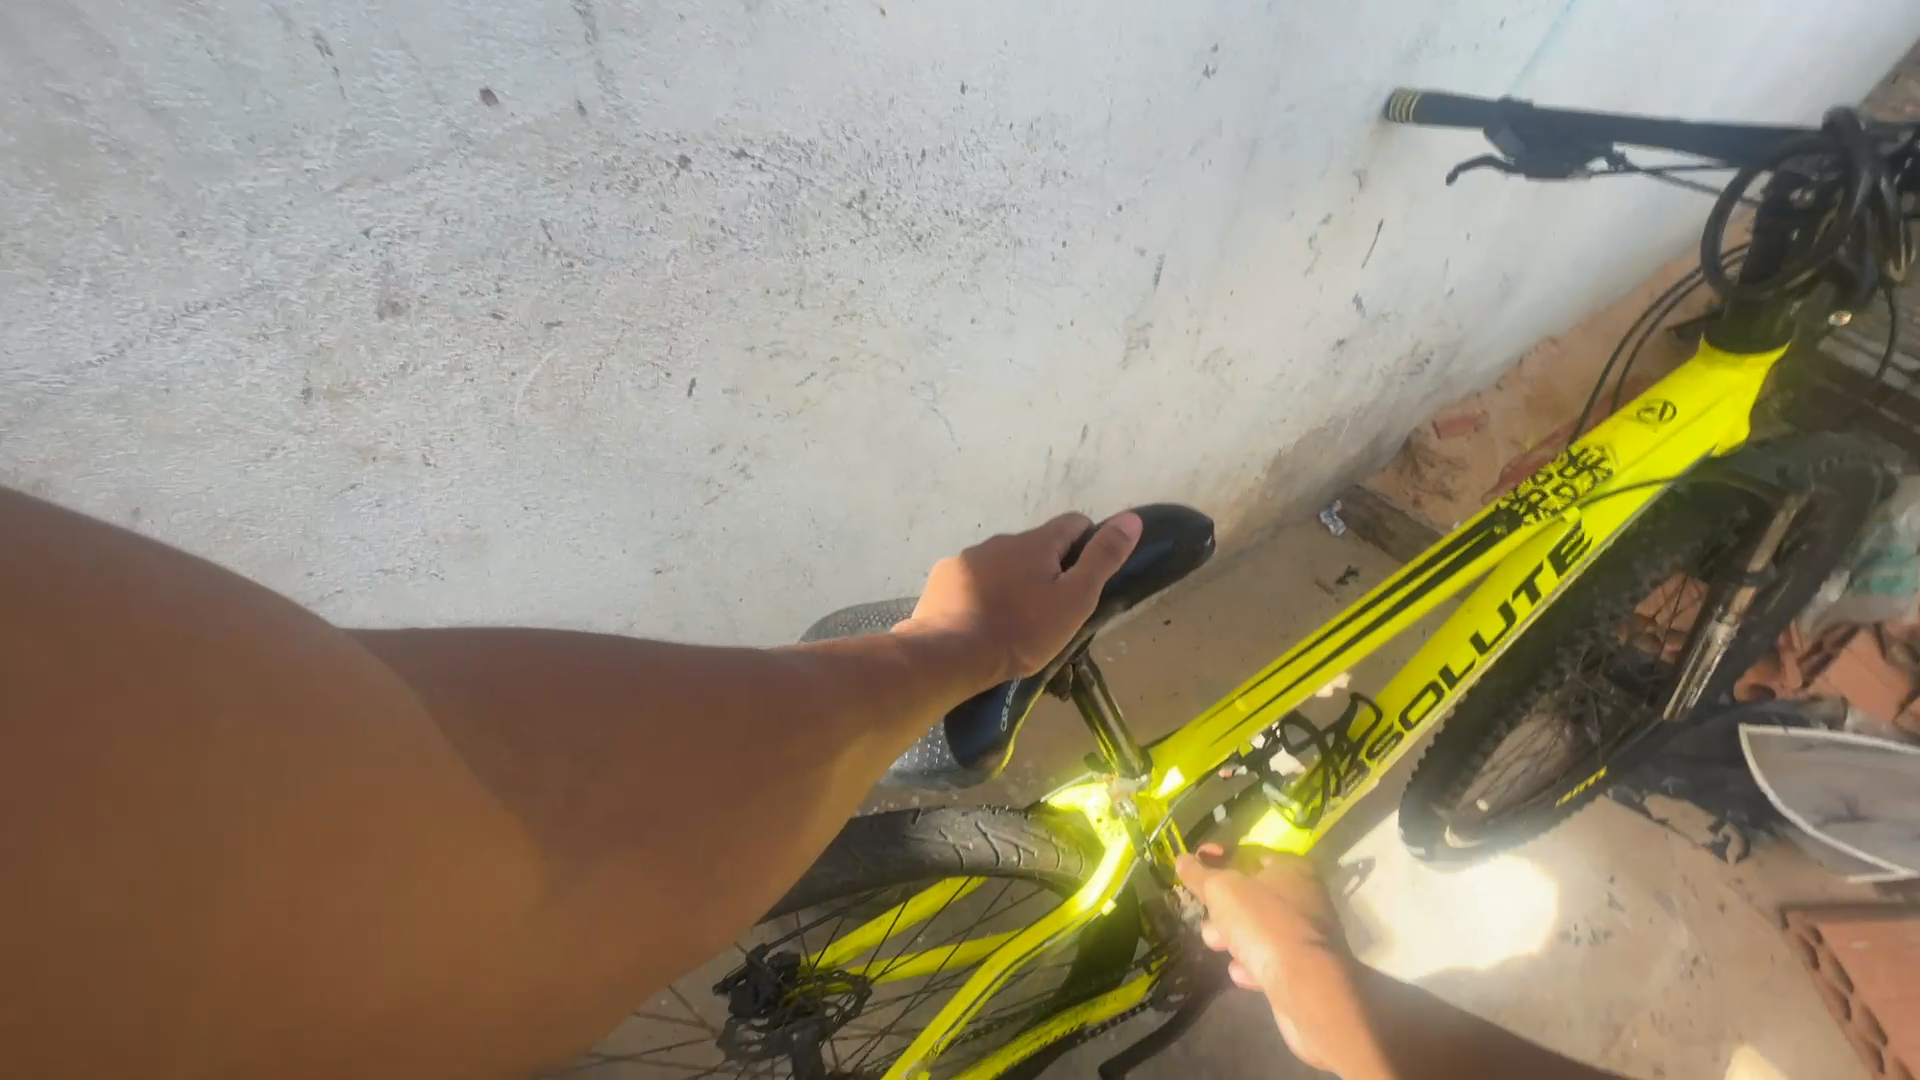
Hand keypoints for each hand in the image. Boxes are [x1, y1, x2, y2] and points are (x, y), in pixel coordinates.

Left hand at [896, 511, 1141, 683]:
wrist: (952, 653)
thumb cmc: (1023, 630)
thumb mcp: (1075, 599)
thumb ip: (1102, 558)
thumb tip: (1131, 518)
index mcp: (1036, 542)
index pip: (1073, 523)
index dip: (1087, 542)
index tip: (1086, 576)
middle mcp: (1001, 540)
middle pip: (1035, 545)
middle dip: (1046, 567)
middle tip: (1050, 608)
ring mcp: (968, 558)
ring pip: (1001, 562)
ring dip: (1011, 580)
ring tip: (1012, 619)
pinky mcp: (943, 578)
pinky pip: (971, 578)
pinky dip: (980, 592)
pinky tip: (979, 620)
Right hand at [1176, 844, 1360, 1072]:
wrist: (1307, 990)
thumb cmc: (1263, 924)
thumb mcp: (1222, 891)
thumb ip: (1199, 874)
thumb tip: (1181, 859)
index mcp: (1291, 868)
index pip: (1248, 851)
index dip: (1217, 856)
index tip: (1194, 864)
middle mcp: (1305, 897)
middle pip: (1252, 892)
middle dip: (1222, 905)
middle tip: (1205, 913)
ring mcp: (1308, 935)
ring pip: (1258, 927)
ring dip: (1233, 936)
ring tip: (1216, 945)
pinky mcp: (1306, 970)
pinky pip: (1270, 958)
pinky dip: (1253, 963)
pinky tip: (1240, 972)